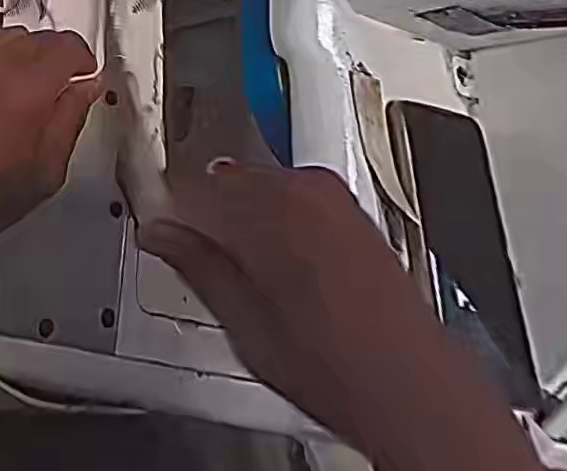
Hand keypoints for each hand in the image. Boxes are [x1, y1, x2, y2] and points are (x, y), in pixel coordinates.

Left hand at [0, 28, 100, 302]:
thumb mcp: (48, 169)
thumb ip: (72, 117)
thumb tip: (86, 89)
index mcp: (27, 88)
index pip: (70, 46)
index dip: (85, 61)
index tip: (85, 75)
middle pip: (44, 38)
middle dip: (59, 58)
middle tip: (61, 87)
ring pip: (15, 35)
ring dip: (29, 54)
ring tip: (28, 87)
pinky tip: (0, 83)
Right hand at [141, 162, 538, 470]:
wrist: (412, 385)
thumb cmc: (338, 367)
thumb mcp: (244, 325)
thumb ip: (196, 265)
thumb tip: (158, 232)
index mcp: (263, 215)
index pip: (187, 187)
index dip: (162, 205)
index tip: (154, 221)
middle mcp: (296, 188)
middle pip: (219, 180)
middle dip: (200, 210)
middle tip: (188, 249)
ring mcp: (324, 190)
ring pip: (251, 182)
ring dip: (234, 210)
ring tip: (239, 263)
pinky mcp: (343, 199)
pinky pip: (285, 188)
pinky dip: (268, 210)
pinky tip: (274, 255)